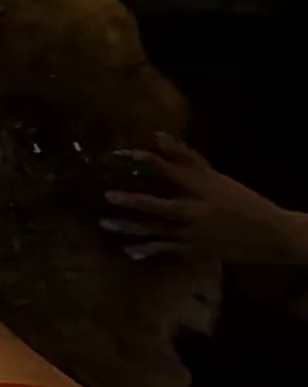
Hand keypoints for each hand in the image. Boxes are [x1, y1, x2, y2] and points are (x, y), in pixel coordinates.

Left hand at [104, 133, 307, 263]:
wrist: (284, 237)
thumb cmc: (243, 202)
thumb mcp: (217, 180)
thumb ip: (185, 158)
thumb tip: (157, 134)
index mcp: (205, 191)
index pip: (173, 171)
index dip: (147, 161)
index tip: (117, 153)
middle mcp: (199, 212)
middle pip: (164, 207)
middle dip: (137, 202)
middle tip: (107, 195)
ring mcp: (197, 233)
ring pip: (159, 230)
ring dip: (131, 227)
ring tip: (103, 223)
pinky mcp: (198, 250)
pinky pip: (169, 250)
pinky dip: (149, 251)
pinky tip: (128, 252)